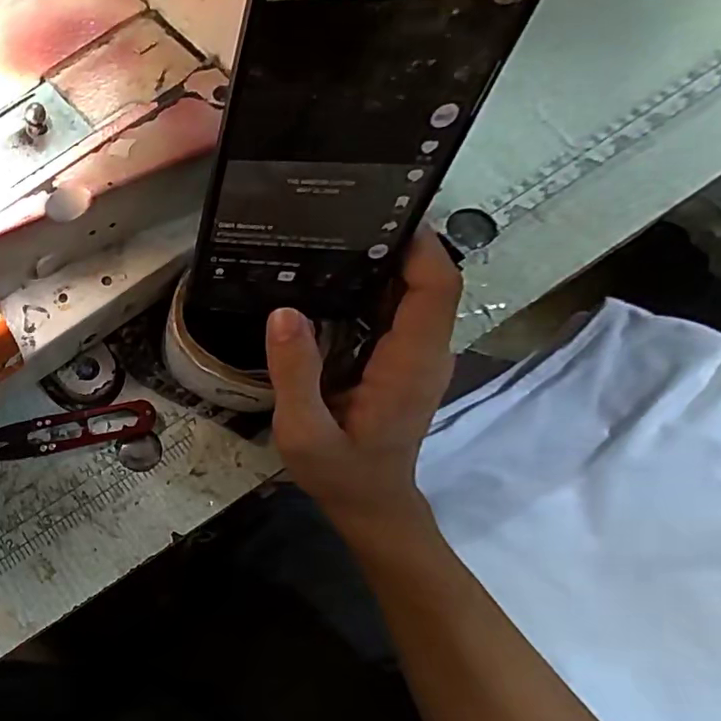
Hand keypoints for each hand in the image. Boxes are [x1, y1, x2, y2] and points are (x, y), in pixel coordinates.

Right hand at [266, 232, 462, 533]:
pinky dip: (368, 293)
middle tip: (335, 222)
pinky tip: (326, 288)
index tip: (380, 213)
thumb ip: (295, 374)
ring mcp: (416, 359)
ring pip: (410, 297)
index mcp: (410, 363)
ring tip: (325, 244)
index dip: (420, 245)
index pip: (437, 287)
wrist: (372, 507)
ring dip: (377, 267)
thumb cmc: (341, 474)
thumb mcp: (304, 432)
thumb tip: (283, 311)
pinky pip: (394, 316)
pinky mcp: (401, 365)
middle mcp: (425, 353)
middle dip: (391, 246)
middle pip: (426, 282)